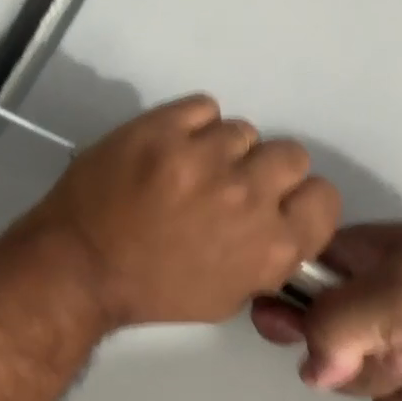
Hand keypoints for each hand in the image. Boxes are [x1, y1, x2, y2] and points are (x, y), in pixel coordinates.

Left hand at [22, 93, 339, 328]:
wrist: (79, 263)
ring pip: (240, 130)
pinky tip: (168, 144)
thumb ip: (269, 257)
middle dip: (259, 167)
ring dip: (218, 146)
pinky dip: (189, 122)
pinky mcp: (160, 129)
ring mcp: (201, 157)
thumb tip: (281, 224)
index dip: (294, 196)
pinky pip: (201, 106)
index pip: (322, 197)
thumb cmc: (150, 289)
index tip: (267, 199)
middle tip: (223, 180)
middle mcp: (248, 195)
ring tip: (184, 166)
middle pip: (287, 155)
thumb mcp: (230, 294)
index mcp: (273, 245)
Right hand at [250, 223, 401, 400]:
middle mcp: (386, 302)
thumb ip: (333, 326)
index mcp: (363, 262)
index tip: (296, 336)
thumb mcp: (400, 297)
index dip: (285, 311)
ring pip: (384, 392)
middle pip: (333, 351)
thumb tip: (312, 371)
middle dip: (374, 370)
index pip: (294, 281)